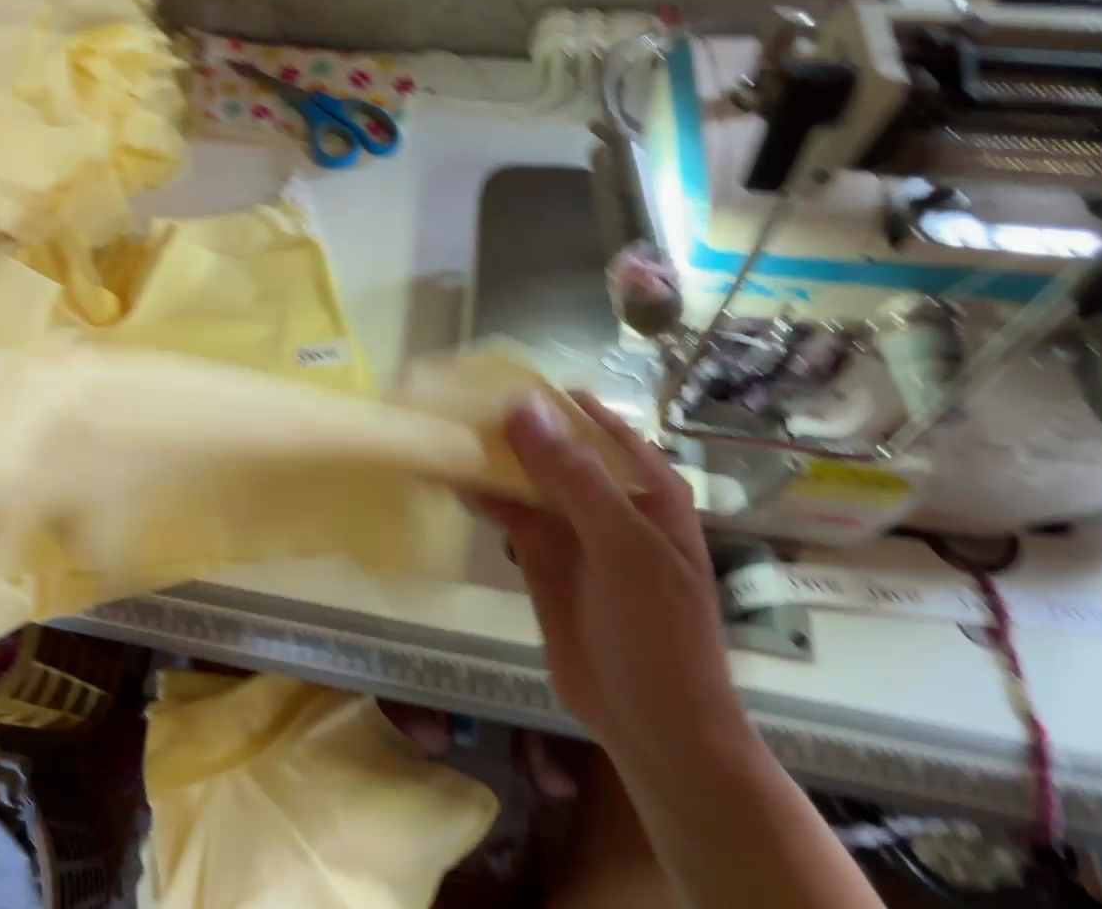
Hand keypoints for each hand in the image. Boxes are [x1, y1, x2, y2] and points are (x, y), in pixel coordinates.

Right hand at [484, 393, 742, 757]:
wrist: (652, 721)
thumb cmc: (657, 629)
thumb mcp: (622, 544)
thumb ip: (572, 477)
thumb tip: (522, 407)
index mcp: (647, 487)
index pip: (598, 426)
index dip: (553, 402)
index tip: (500, 379)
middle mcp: (609, 502)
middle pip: (556, 451)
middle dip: (512, 430)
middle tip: (455, 405)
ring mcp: (574, 534)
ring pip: (528, 483)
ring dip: (492, 463)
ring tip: (444, 436)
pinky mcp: (544, 564)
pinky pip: (512, 520)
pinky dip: (485, 501)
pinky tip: (453, 482)